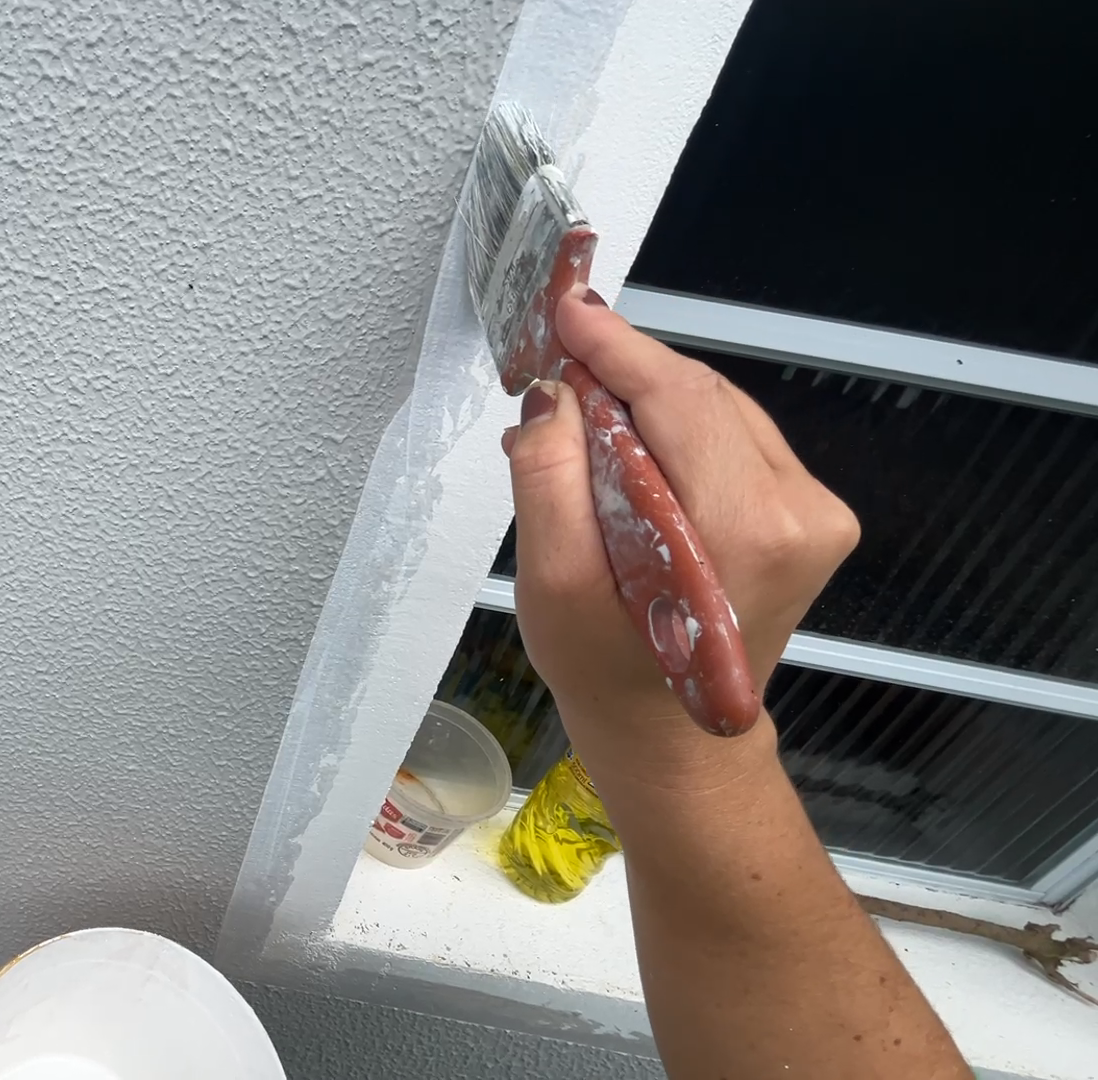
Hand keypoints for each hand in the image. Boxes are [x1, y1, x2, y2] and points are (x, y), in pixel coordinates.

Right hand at [503, 287, 858, 790]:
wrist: (665, 726)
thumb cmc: (598, 660)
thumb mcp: (551, 577)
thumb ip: (549, 481)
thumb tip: (551, 398)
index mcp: (739, 527)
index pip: (679, 401)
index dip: (618, 347)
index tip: (568, 309)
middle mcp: (800, 509)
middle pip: (701, 398)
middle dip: (622, 369)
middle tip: (554, 357)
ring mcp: (815, 511)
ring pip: (715, 413)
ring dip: (641, 397)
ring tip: (572, 404)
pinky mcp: (805, 515)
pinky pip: (728, 441)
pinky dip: (667, 426)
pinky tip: (617, 440)